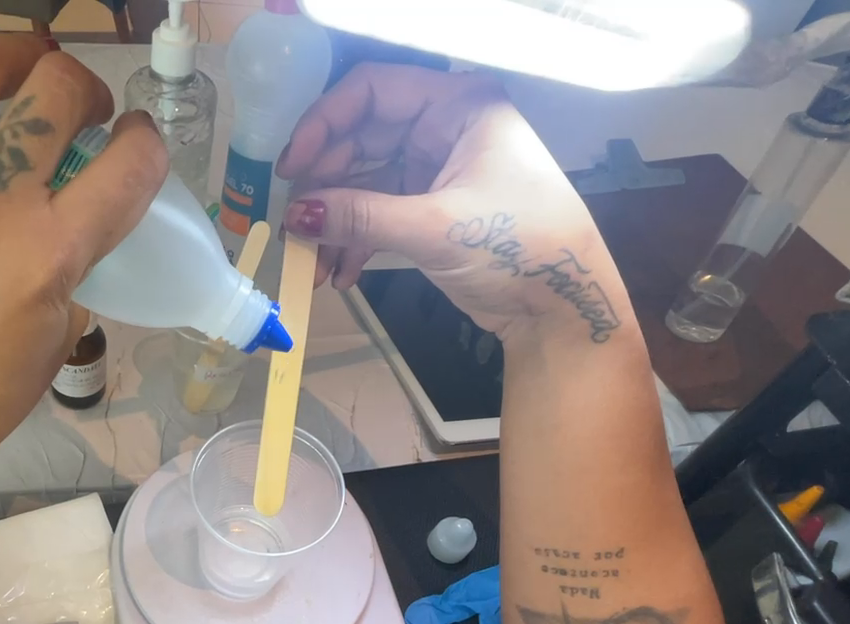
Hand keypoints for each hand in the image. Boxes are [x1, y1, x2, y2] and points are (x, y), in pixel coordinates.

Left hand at [0, 4, 166, 478]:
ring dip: (12, 52)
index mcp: (50, 254)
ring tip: (22, 67)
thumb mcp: (65, 326)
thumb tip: (77, 199)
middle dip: (84, 89)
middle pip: (53, 95)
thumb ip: (78, 253)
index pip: (127, 163)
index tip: (136, 147)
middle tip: (78, 111)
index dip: (147, 143)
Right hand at [278, 64, 625, 346]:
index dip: (324, 124)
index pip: (371, 91)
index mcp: (456, 105)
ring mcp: (432, 173)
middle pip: (359, 142)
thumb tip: (294, 216)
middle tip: (293, 226)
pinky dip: (354, 245)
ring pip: (362, 187)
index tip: (291, 168)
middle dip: (323, 187)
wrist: (558, 305)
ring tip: (313, 267)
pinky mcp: (426, 213)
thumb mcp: (435, 227)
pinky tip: (340, 275)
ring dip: (333, 226)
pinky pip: (374, 219)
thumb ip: (361, 217)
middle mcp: (441, 130)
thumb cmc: (518, 245)